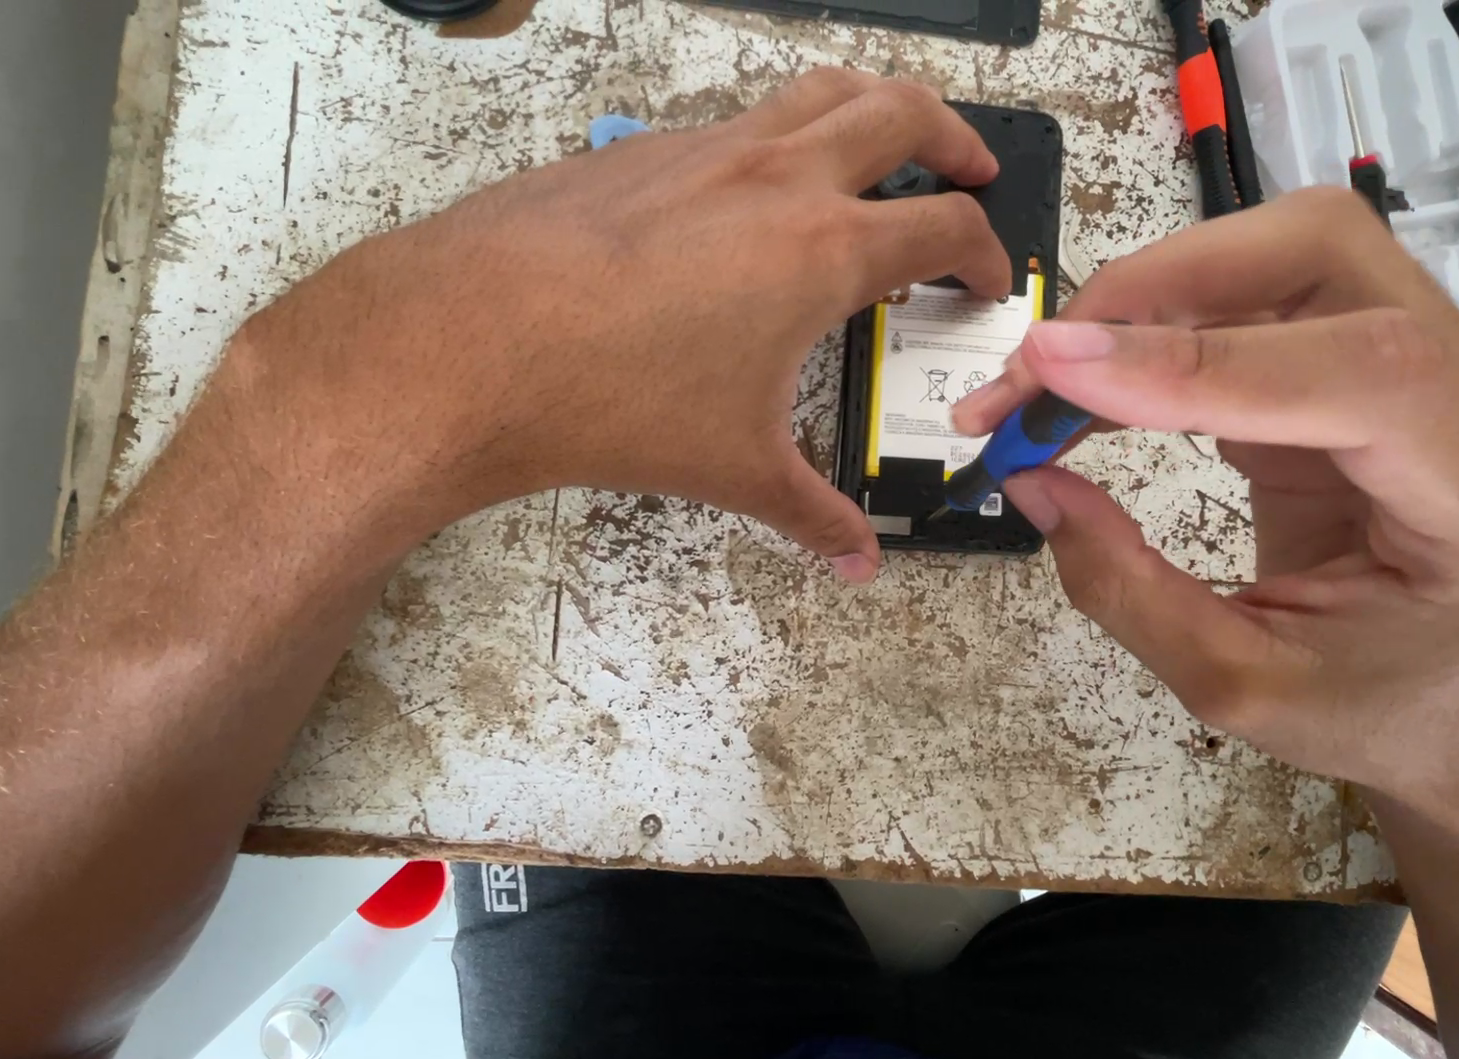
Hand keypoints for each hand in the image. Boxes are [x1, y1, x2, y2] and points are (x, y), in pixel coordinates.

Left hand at [204, 69, 1010, 581]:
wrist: (473, 345)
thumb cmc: (617, 403)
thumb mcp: (738, 469)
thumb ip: (813, 517)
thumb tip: (854, 566)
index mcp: (822, 248)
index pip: (943, 228)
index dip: (982, 254)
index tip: (985, 280)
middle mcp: (775, 178)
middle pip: (901, 113)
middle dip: (955, 138)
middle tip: (973, 168)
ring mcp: (705, 151)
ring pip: (817, 93)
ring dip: (871, 112)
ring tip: (884, 148)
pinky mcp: (642, 152)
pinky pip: (738, 123)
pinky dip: (779, 139)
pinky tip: (758, 196)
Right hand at [953, 189, 1458, 802]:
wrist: (1436, 710)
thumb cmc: (1360, 716)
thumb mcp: (1231, 684)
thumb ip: (1123, 586)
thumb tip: (1028, 476)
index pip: (1368, 377)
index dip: (1200, 360)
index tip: (1053, 368)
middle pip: (1325, 259)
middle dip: (1155, 292)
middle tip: (1035, 366)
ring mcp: (1427, 369)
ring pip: (1279, 259)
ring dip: (1139, 304)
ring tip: (1038, 384)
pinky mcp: (1357, 365)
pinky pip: (1247, 306)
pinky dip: (1146, 334)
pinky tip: (1084, 389)